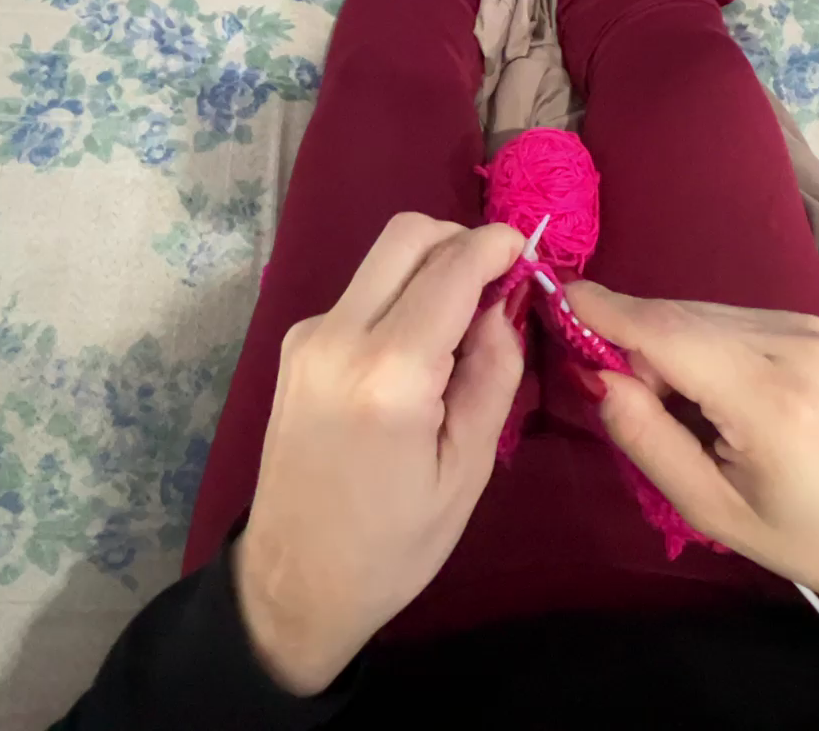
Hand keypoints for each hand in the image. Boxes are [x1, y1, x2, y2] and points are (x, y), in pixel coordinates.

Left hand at [234, 215, 526, 694]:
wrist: (291, 583)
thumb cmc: (393, 543)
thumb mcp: (468, 467)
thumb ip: (494, 372)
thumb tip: (502, 302)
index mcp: (389, 373)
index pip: (451, 268)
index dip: (496, 244)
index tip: (527, 251)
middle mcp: (338, 335)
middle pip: (407, 234)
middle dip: (461, 239)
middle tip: (496, 281)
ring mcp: (308, 335)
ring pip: (383, 258)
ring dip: (432, 266)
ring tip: (462, 324)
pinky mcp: (296, 344)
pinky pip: (364, 291)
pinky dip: (403, 294)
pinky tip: (418, 349)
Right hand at [571, 283, 818, 643]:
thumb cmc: (817, 540)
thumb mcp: (716, 512)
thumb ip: (646, 438)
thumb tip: (596, 373)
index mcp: (771, 398)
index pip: (666, 332)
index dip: (604, 308)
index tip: (553, 292)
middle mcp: (792, 342)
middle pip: (676, 316)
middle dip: (626, 335)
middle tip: (607, 387)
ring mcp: (806, 326)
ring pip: (697, 313)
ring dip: (660, 342)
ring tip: (667, 404)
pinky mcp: (809, 324)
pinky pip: (723, 319)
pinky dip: (692, 341)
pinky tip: (701, 387)